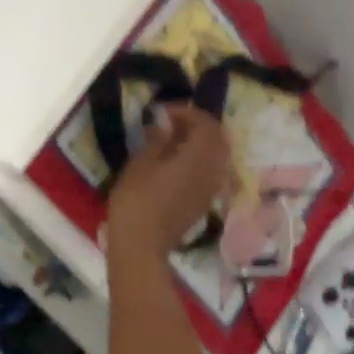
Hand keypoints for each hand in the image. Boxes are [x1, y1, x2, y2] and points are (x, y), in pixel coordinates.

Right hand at [106, 104, 231, 258]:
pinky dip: (200, 159)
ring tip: (174, 142)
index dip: (187, 112)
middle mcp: (214, 169)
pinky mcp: (206, 200)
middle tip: (172, 123)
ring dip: (201, 143)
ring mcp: (212, 186)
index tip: (163, 111)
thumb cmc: (135, 200)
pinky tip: (177, 163)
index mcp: (199, 156)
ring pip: (218, 155)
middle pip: (218, 138)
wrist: (142, 243)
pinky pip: (212, 170)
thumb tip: (164, 126)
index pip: (205, 124)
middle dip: (198, 125)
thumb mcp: (139, 165)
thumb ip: (157, 141)